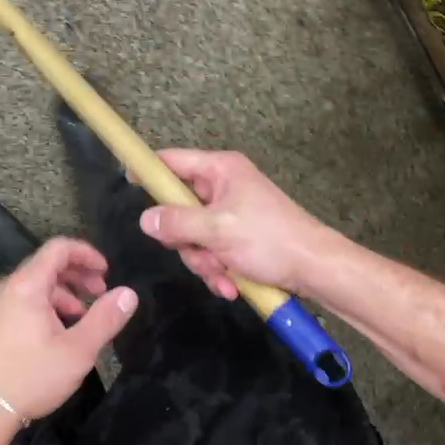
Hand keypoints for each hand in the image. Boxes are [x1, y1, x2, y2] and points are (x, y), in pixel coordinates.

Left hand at [0, 237, 138, 421]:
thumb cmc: (31, 377)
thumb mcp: (78, 350)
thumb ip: (105, 319)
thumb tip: (128, 293)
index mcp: (27, 285)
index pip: (58, 248)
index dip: (86, 253)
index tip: (107, 271)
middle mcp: (9, 288)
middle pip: (47, 264)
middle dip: (79, 274)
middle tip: (101, 293)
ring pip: (37, 285)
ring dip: (65, 293)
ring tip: (83, 318)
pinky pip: (25, 301)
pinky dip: (48, 306)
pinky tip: (59, 333)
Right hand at [139, 149, 332, 298]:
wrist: (318, 269)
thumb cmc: (269, 240)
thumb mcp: (218, 230)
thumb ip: (177, 223)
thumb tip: (145, 219)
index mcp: (220, 170)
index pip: (171, 160)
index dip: (148, 171)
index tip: (127, 184)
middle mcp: (224, 185)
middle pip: (179, 207)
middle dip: (185, 240)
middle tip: (200, 255)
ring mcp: (232, 211)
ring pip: (194, 234)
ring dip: (203, 260)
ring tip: (223, 276)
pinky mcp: (239, 236)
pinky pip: (212, 249)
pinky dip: (218, 268)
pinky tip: (231, 285)